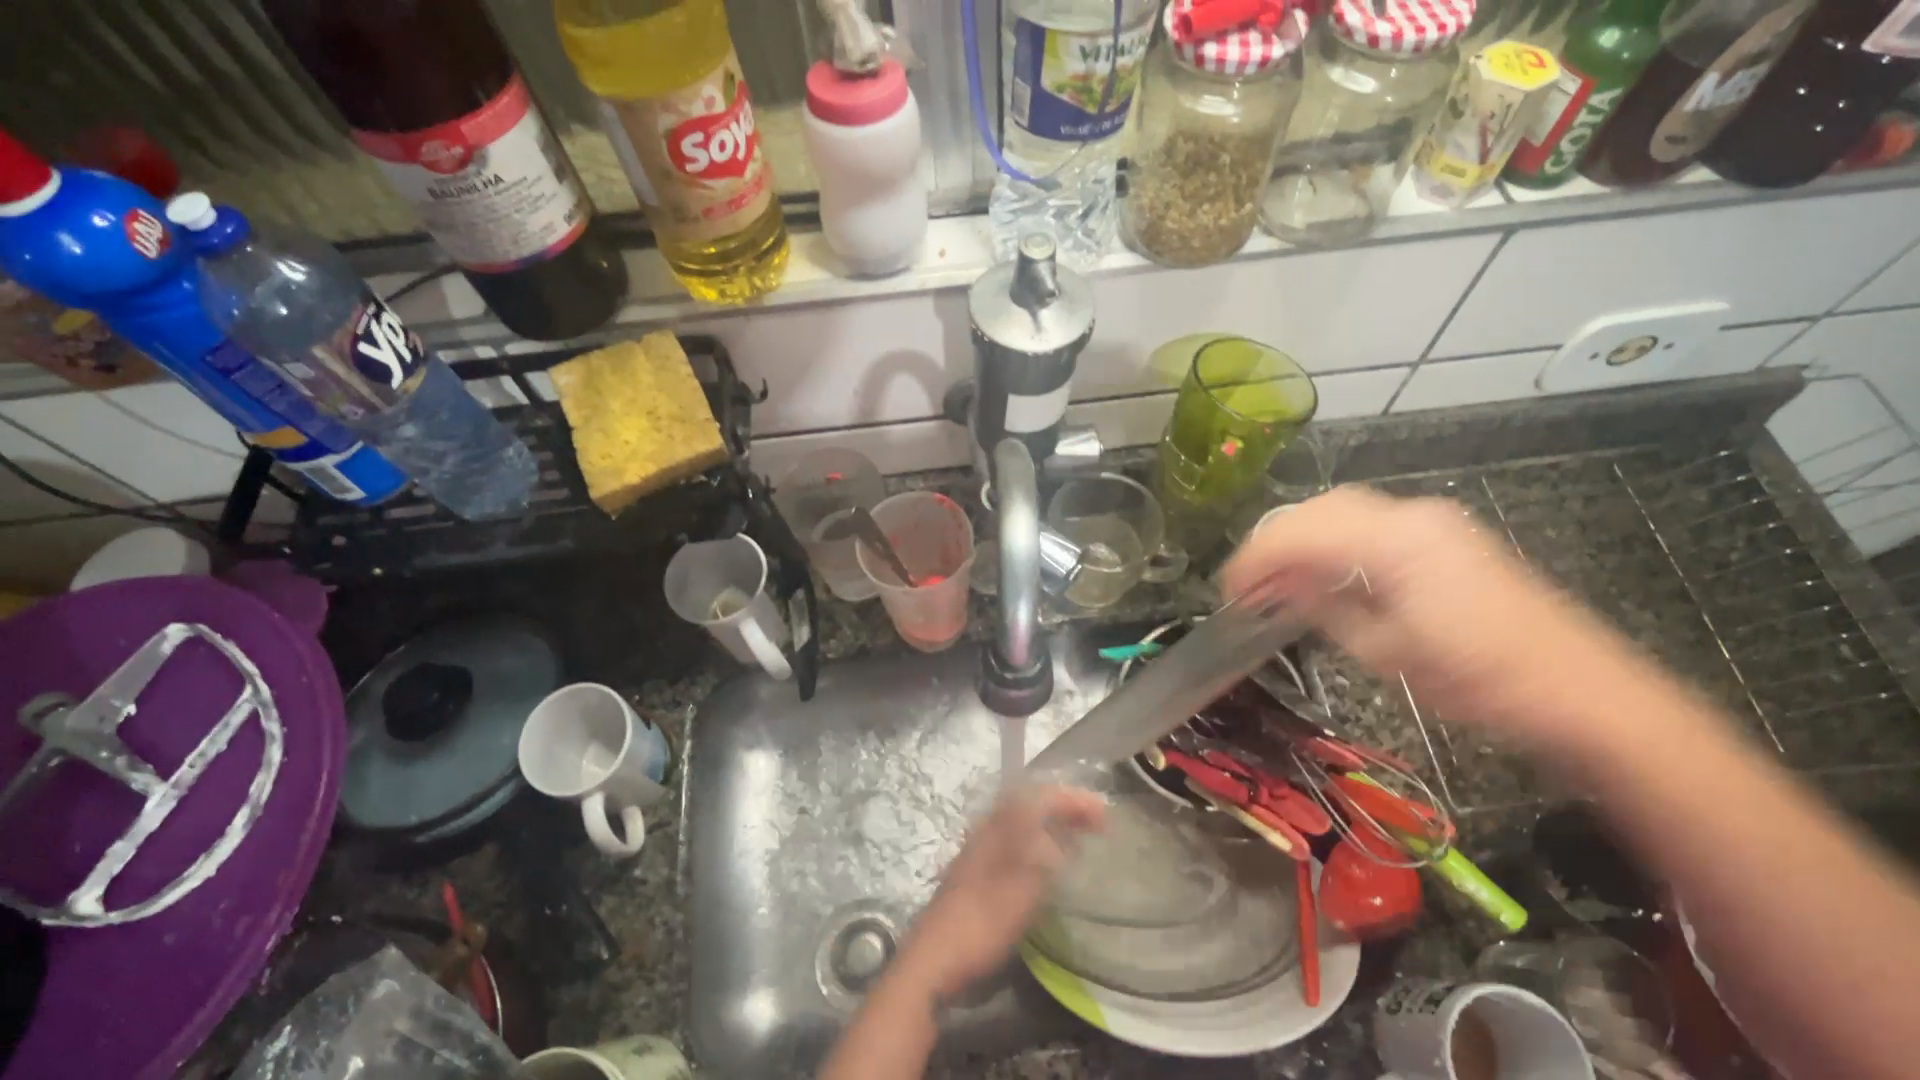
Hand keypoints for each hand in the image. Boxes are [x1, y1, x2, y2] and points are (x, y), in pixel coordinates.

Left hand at [895, 785, 1105, 1000]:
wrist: (933, 961)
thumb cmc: (980, 926)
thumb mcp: (1021, 892)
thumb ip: (1045, 857)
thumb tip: (1067, 831)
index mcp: (996, 829)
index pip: (1039, 796)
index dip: (1073, 799)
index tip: (1103, 813)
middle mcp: (985, 831)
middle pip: (1028, 802)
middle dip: (1062, 805)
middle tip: (1094, 820)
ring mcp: (976, 851)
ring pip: (1019, 821)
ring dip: (1049, 822)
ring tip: (1077, 835)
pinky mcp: (974, 872)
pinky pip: (1012, 840)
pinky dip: (1036, 841)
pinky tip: (1046, 862)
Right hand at [1222, 486, 1662, 748]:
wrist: (1577, 689)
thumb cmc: (1480, 681)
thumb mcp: (1388, 653)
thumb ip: (1328, 609)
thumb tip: (1282, 592)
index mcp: (1395, 543)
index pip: (1300, 533)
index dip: (1255, 560)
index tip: (1228, 592)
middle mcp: (1412, 516)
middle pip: (1319, 509)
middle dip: (1275, 542)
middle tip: (1249, 587)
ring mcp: (1434, 522)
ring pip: (1343, 510)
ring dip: (1303, 539)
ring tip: (1279, 583)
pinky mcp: (1446, 537)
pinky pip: (1371, 523)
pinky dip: (1335, 542)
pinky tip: (1324, 576)